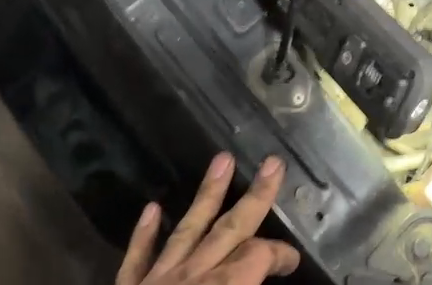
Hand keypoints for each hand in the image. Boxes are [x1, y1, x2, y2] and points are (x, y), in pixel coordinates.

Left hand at [117, 153, 299, 284]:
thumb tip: (263, 274)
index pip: (259, 258)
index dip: (280, 255)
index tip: (294, 259)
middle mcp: (193, 277)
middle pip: (230, 229)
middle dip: (255, 197)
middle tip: (273, 162)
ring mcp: (158, 281)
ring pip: (188, 229)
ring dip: (207, 195)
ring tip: (222, 159)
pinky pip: (137, 258)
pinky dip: (145, 234)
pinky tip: (152, 209)